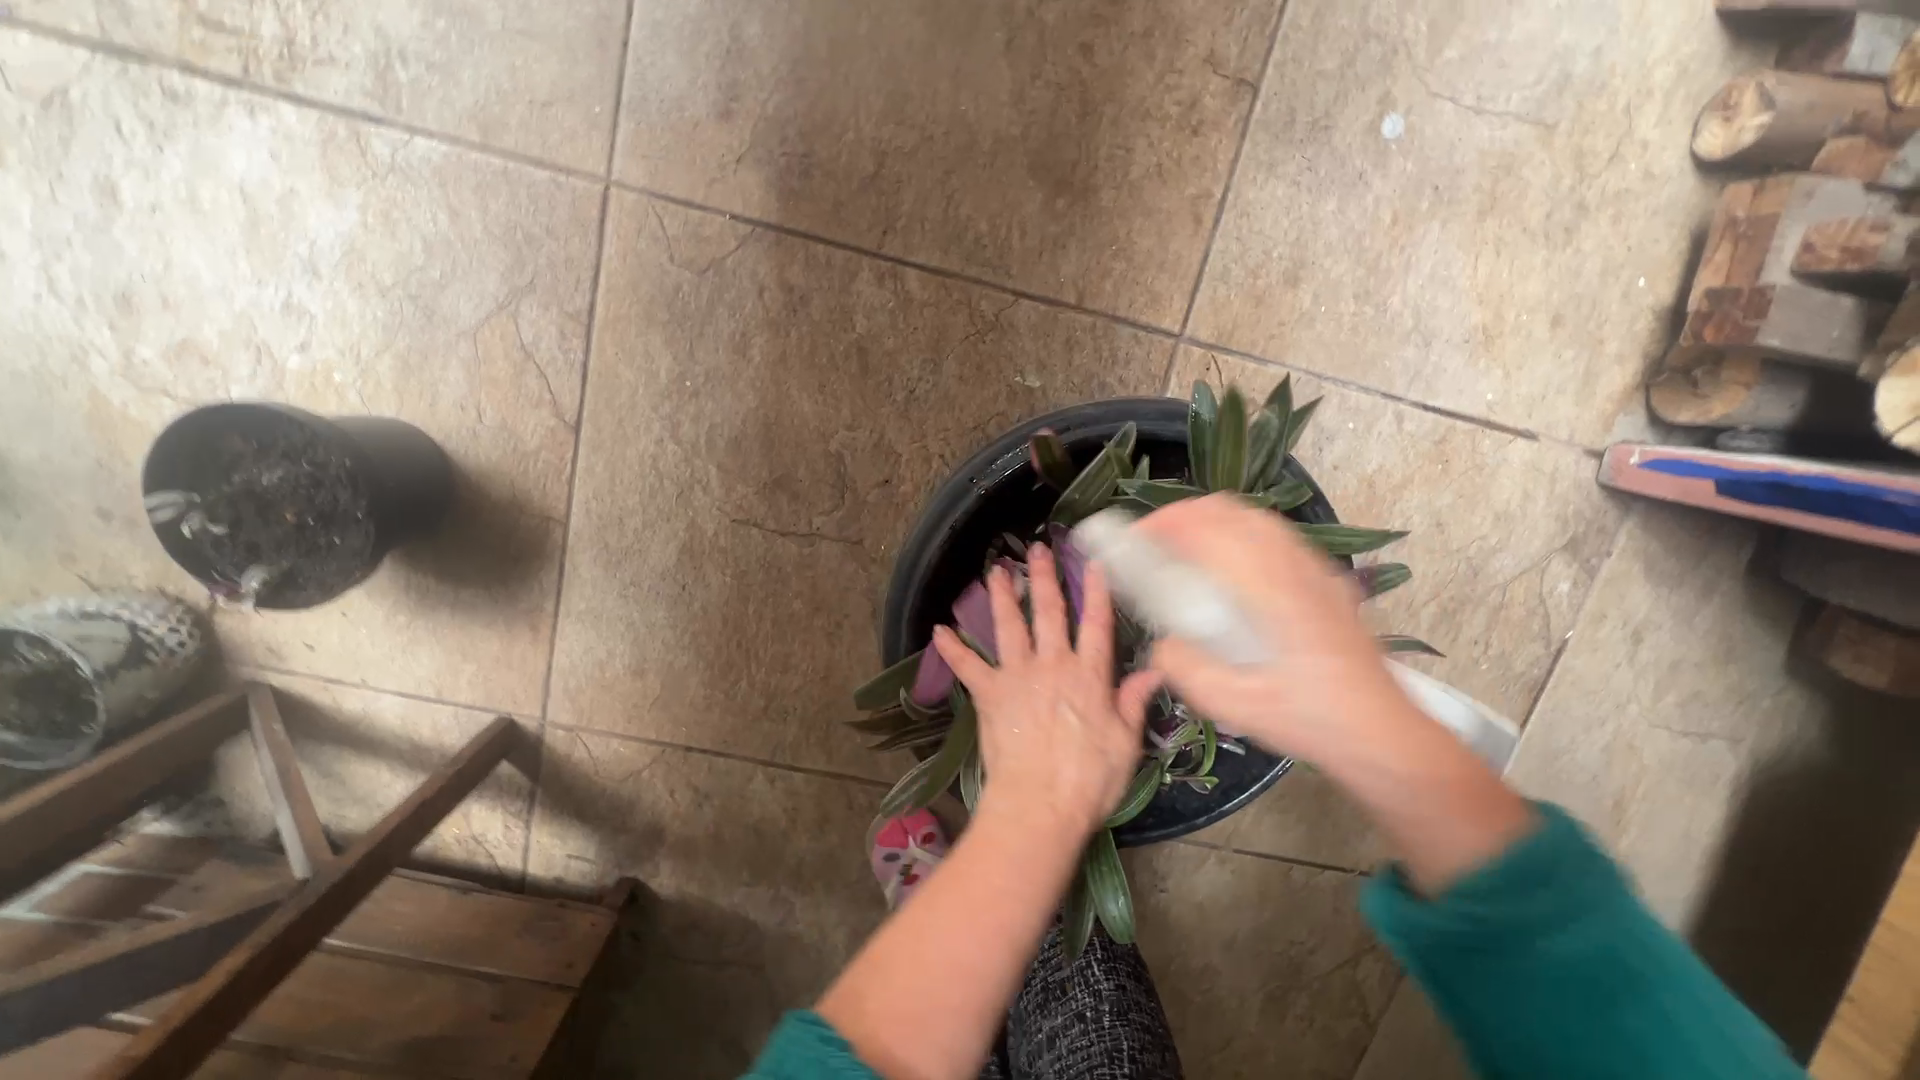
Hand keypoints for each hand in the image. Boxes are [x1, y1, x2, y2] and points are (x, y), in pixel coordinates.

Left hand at [931, 543, 1161, 837]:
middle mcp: (1053, 665)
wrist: (1040, 804)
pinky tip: (938, 630)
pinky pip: (968, 666)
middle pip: (1050, 613)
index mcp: (1090, 675)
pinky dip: (953, 648)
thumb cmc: (1090, 779)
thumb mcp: (1126, 742)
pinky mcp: (989, 695)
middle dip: (1045, 578)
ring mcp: (1018, 677)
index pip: (1097, 623)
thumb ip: (1134, 700)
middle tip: (1037, 548)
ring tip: (996, 571)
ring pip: (1009, 627)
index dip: (1096, 591)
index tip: (1093, 563)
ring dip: (1003, 597)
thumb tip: (1156, 669)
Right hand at [1137, 495, 1417, 765]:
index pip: (1207, 527)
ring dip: (1211, 522)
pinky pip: (1274, 535)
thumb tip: (1163, 641)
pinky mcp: (1325, 579)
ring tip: (1183, 552)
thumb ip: (1184, 666)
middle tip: (1152, 545)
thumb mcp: (1231, 704)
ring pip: (1253, 517)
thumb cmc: (1308, 719)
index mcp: (1268, 588)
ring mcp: (1313, 569)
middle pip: (1228, 510)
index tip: (1134, 539)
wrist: (1382, 732)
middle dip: (1182, 516)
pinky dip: (1239, 534)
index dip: (1163, 523)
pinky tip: (1228, 570)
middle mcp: (1292, 566)